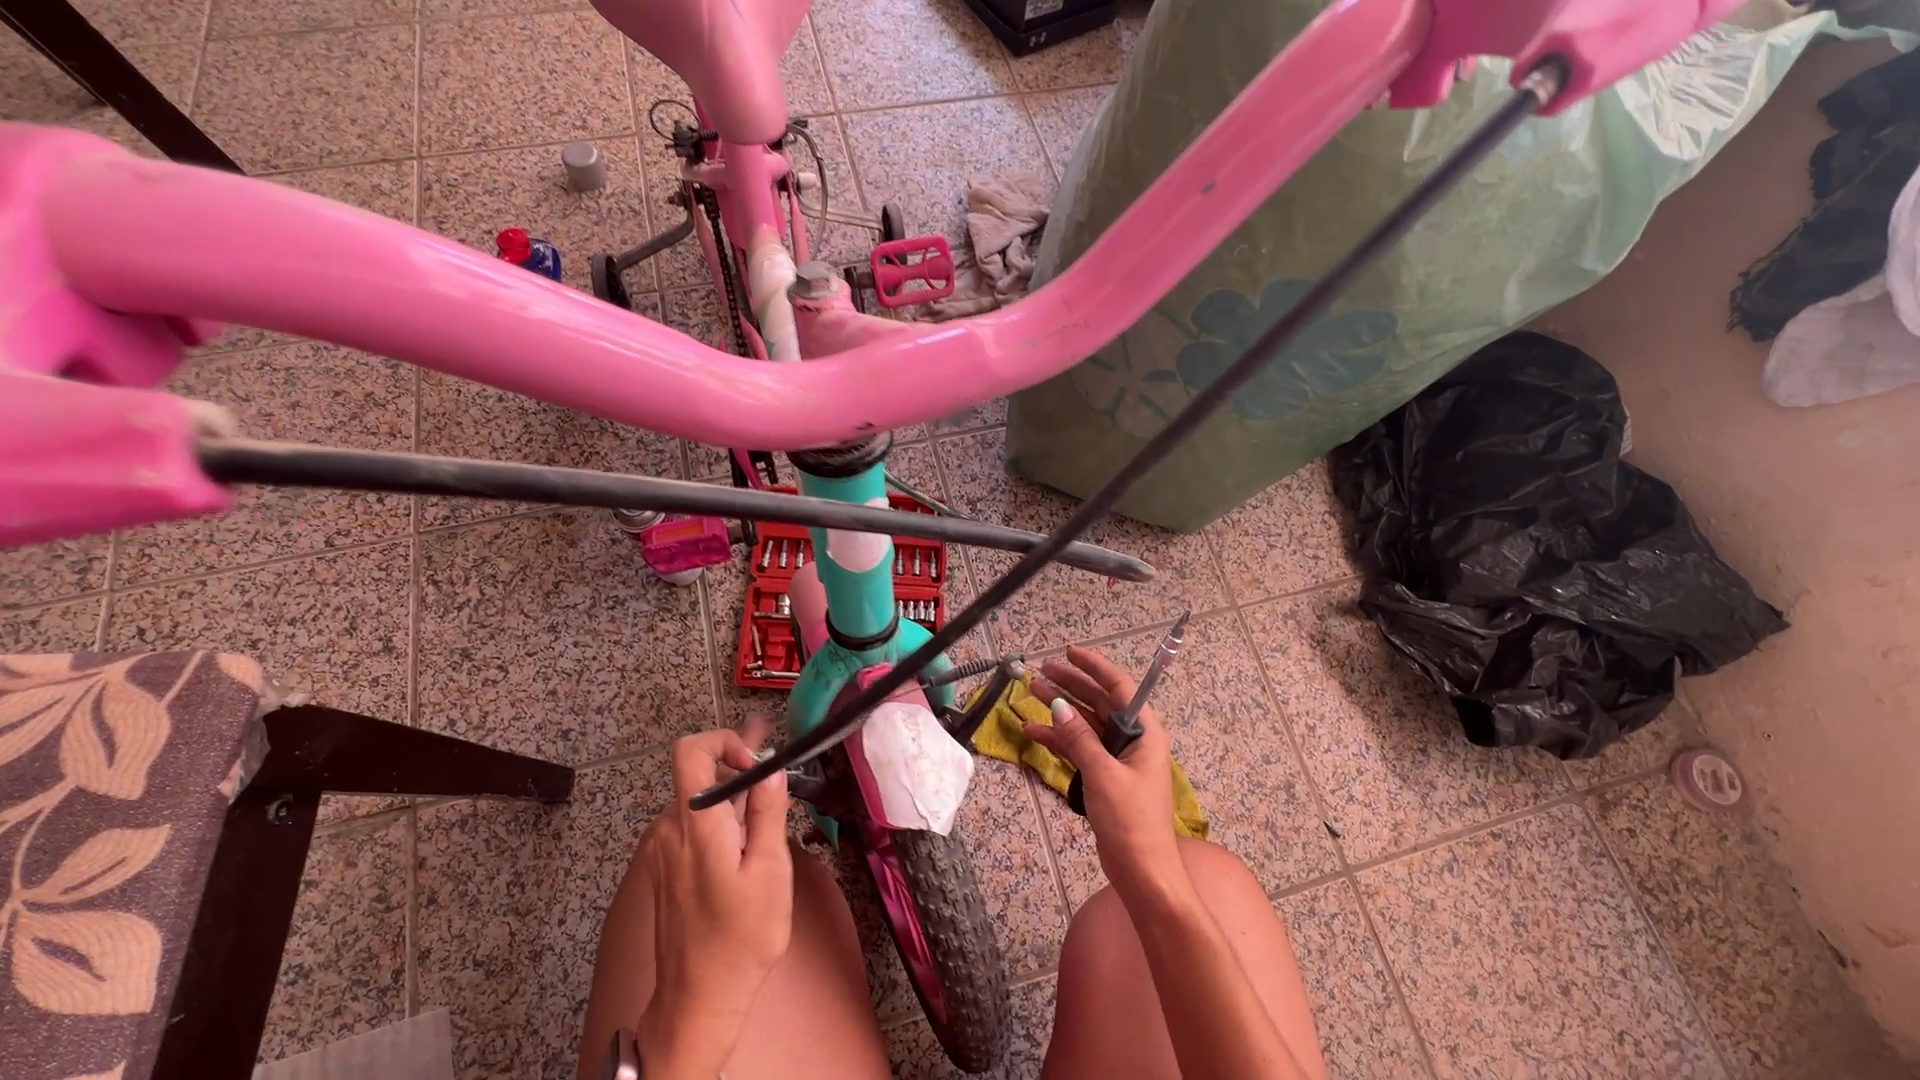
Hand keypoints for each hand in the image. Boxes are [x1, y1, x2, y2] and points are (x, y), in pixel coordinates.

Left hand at [637, 719, 791, 1077]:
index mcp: (695, 825)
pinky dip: (719, 818)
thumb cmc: (742, 937)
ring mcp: (664, 851)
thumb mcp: (770, 872)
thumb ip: (767, 814)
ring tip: (766, 792)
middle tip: (772, 753)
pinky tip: (745, 829)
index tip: (756, 763)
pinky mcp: (666, 869)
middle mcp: (670, 830)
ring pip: (698, 803)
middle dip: (737, 763)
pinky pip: (693, 827)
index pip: (689, 752)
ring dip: (731, 793)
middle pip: (697, 775)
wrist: (698, 998)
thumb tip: (771, 769)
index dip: (723, 741)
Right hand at [1025, 646, 1185, 902]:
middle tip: (1041, 671)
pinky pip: (1080, 748)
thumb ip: (1079, 738)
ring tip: (1031, 694)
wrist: (1142, 872)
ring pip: (1087, 724)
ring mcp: (1119, 759)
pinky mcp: (1106, 777)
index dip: (1094, 667)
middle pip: (1100, 702)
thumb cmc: (1131, 820)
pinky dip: (1060, 739)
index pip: (1119, 687)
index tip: (1069, 652)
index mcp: (1145, 732)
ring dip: (1061, 710)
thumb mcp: (1103, 774)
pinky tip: (1034, 731)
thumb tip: (1057, 704)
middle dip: (1071, 685)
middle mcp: (1135, 740)